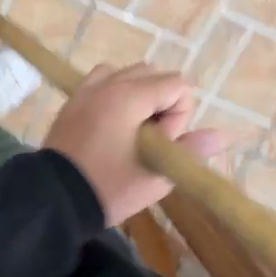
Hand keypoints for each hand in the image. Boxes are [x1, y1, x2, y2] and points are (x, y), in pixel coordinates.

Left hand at [42, 63, 223, 226]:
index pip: (177, 85)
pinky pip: (101, 84)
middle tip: (148, 142)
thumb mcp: (155, 175)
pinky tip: (111, 128)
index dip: (178, 116)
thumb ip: (189, 150)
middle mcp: (106, 83)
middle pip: (153, 75)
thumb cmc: (107, 189)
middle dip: (161, 104)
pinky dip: (113, 96)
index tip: (160, 146)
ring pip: (126, 75)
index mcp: (128, 95)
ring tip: (131, 133)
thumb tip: (223, 135)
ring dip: (138, 97)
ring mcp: (84, 91)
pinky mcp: (71, 103)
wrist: (52, 201)